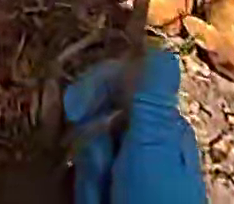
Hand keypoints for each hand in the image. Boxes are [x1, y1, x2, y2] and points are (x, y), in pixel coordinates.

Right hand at [63, 50, 205, 203]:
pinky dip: (86, 192)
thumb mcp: (155, 143)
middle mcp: (147, 143)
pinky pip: (89, 180)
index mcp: (161, 123)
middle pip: (100, 116)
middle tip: (99, 177)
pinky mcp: (115, 195)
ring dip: (88, 175)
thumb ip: (153, 92)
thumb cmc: (157, 203)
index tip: (72, 106)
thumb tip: (161, 45)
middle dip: (90, 143)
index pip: (122, 79)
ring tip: (100, 202)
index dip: (94, 86)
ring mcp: (131, 172)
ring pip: (91, 150)